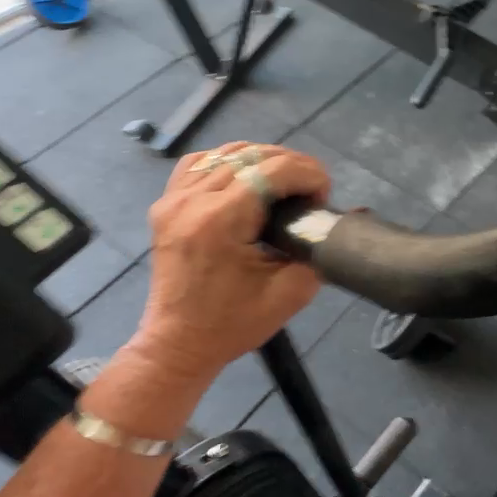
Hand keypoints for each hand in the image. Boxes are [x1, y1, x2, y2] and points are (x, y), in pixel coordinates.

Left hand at [134, 142, 330, 380]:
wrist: (177, 344)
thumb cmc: (233, 325)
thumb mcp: (291, 293)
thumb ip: (317, 252)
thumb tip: (330, 223)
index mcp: (220, 221)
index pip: (273, 170)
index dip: (309, 173)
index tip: (324, 196)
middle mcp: (192, 201)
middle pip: (252, 155)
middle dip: (292, 165)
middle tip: (311, 192)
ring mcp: (173, 199)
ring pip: (227, 152)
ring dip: (264, 160)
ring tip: (285, 184)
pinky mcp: (166, 205)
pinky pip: (200, 163)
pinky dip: (229, 162)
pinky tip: (246, 179)